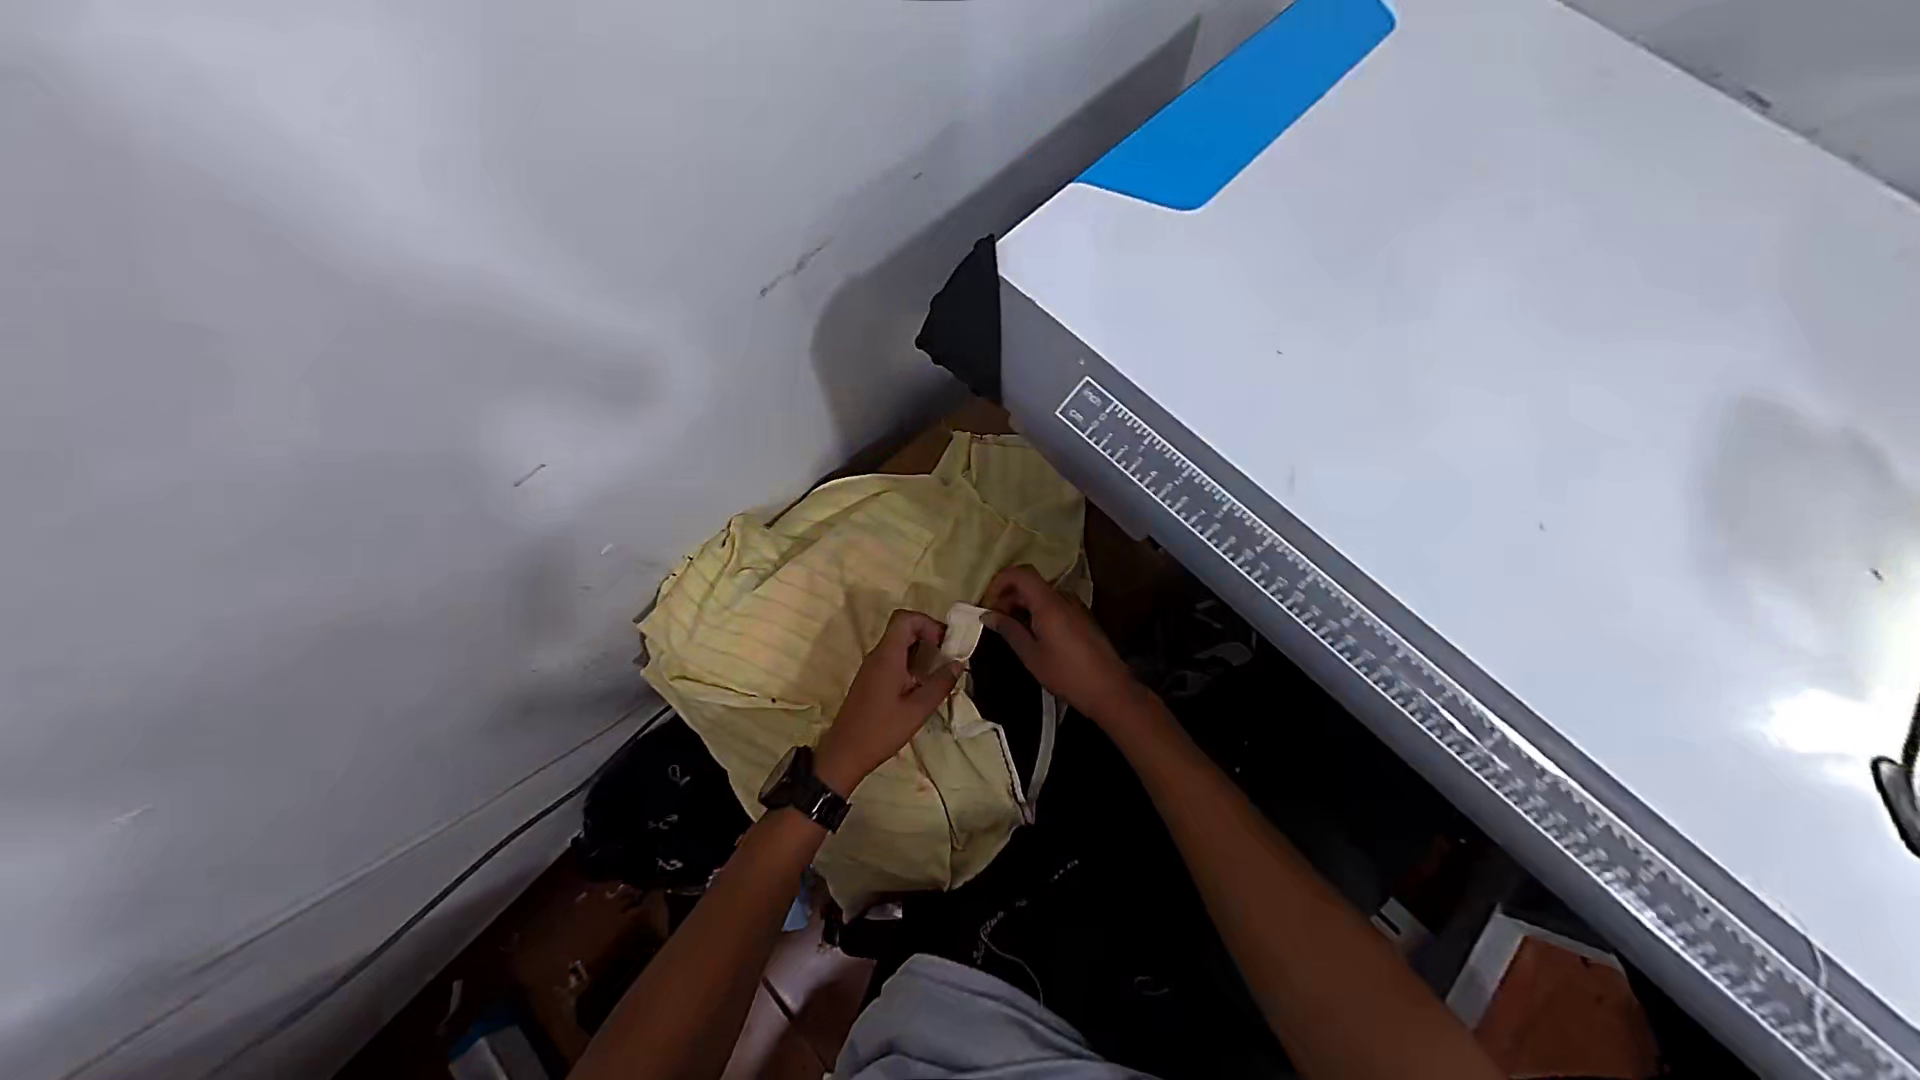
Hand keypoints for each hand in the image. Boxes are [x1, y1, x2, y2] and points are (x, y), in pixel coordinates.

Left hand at [815, 609, 962, 794]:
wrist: (844, 753)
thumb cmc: (881, 731)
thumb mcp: (918, 710)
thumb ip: (940, 684)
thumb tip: (958, 663)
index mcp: (887, 657)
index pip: (905, 619)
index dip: (928, 623)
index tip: (945, 643)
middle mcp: (877, 656)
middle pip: (903, 628)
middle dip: (928, 635)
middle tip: (949, 655)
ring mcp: (872, 667)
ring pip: (899, 644)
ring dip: (921, 651)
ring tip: (940, 671)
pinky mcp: (871, 679)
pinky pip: (893, 659)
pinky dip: (911, 663)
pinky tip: (923, 685)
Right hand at [982, 565, 1149, 723]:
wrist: (1109, 689)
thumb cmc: (1066, 673)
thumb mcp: (1030, 654)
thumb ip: (1008, 630)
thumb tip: (987, 614)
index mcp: (1049, 603)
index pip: (1020, 573)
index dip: (999, 582)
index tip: (988, 604)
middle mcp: (1063, 598)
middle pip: (1030, 583)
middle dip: (1007, 597)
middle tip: (994, 621)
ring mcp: (1075, 606)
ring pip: (1041, 595)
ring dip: (1022, 606)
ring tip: (1010, 631)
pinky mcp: (1082, 618)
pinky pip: (1054, 605)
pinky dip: (1037, 612)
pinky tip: (1032, 636)